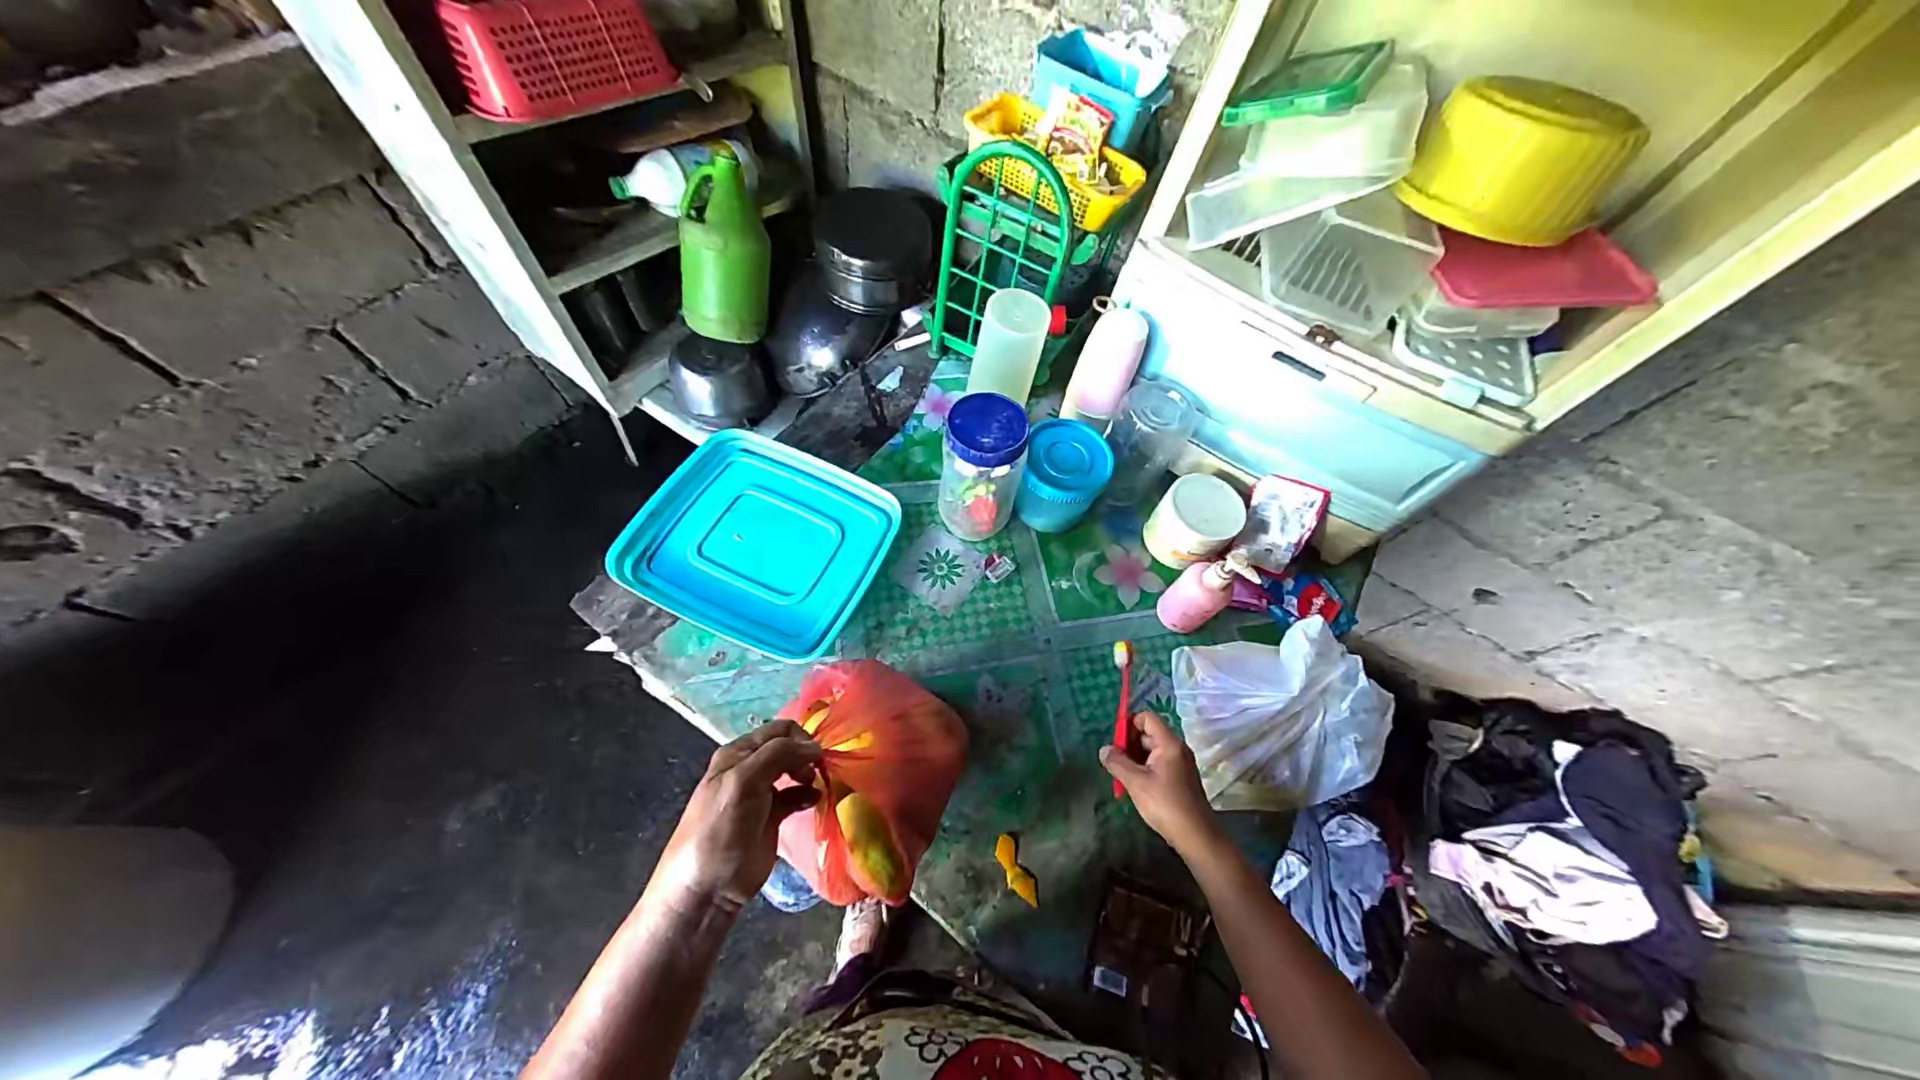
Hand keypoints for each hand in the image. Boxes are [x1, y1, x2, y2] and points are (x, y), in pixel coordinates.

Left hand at [651, 720, 822, 912]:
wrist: (706, 887)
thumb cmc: (720, 829)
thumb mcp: (744, 781)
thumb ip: (778, 755)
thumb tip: (815, 748)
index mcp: (738, 753)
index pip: (779, 730)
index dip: (801, 738)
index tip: (816, 758)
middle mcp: (750, 768)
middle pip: (788, 747)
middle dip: (806, 754)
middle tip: (817, 772)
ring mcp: (761, 793)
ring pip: (794, 770)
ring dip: (809, 773)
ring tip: (815, 785)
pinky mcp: (772, 817)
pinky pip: (796, 796)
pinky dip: (808, 794)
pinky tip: (814, 801)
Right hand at [1100, 711, 1222, 856]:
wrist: (1196, 835)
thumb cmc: (1165, 804)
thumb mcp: (1136, 782)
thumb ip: (1117, 762)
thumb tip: (1104, 749)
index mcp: (1169, 743)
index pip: (1147, 718)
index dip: (1129, 723)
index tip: (1115, 741)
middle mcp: (1177, 748)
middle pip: (1149, 733)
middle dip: (1129, 743)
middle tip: (1114, 760)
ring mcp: (1180, 763)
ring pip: (1152, 750)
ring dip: (1135, 757)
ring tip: (1121, 773)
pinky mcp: (1180, 777)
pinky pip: (1158, 763)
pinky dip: (1144, 767)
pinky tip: (1134, 783)